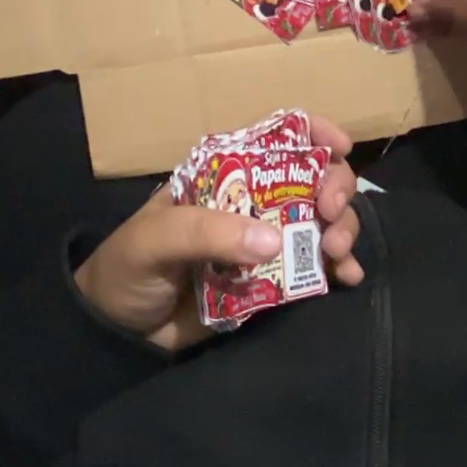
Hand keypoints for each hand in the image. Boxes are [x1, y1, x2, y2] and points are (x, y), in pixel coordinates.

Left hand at [74, 116, 364, 350]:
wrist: (117, 333)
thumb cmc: (128, 267)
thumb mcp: (156, 239)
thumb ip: (208, 233)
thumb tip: (274, 240)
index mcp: (224, 175)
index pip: (276, 138)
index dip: (314, 133)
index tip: (341, 148)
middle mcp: (253, 201)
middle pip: (313, 178)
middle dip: (336, 188)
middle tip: (331, 215)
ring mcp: (266, 241)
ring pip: (323, 221)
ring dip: (342, 229)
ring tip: (336, 252)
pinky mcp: (273, 282)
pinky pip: (316, 268)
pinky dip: (340, 268)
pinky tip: (349, 277)